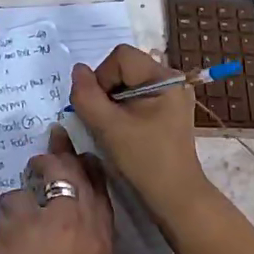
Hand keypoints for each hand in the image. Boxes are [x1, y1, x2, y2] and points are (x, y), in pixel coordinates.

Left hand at [0, 128, 119, 253]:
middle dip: (70, 156)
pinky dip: (11, 203)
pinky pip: (17, 197)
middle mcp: (84, 228)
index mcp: (104, 253)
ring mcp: (52, 217)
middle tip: (59, 136)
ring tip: (34, 162)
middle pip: (81, 178)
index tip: (89, 161)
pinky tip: (4, 212)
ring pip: (52, 177)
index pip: (105, 202)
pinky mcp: (19, 215)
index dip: (96, 178)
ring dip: (41, 168)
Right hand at [68, 45, 213, 219]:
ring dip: (113, 100)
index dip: (102, 77)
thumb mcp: (108, 127)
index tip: (99, 108)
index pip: (120, 56)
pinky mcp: (169, 109)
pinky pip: (138, 95)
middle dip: (107, 89)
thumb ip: (86, 95)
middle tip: (103, 119)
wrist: (175, 197)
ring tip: (112, 126)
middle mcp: (172, 79)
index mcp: (164, 77)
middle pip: (125, 66)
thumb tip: (77, 71)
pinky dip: (125, 107)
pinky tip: (124, 129)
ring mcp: (173, 94)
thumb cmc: (144, 160)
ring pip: (129, 82)